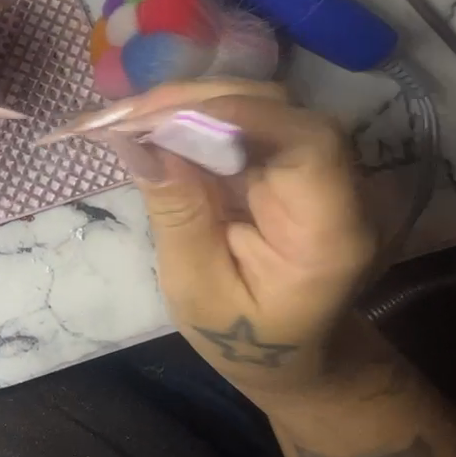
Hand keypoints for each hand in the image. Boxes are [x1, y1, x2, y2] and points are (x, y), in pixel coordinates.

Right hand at [65, 79, 380, 400]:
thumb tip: (137, 144)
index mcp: (328, 231)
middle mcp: (335, 187)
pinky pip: (237, 122)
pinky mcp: (280, 165)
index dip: (239, 114)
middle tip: (120, 116)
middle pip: (277, 110)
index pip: (307, 142)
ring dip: (184, 104)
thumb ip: (176, 215)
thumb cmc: (243, 336)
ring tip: (122, 119)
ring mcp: (310, 170)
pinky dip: (187, 116)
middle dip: (194, 102)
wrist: (290, 353)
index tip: (160, 116)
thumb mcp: (196, 288)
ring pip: (253, 106)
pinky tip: (145, 125)